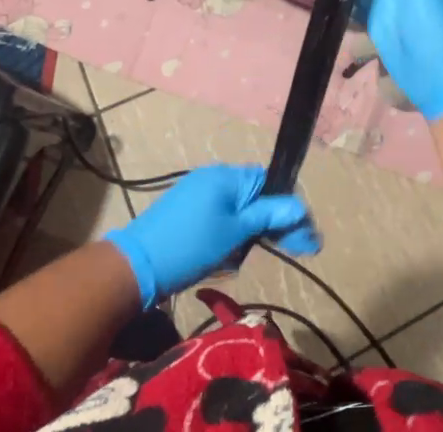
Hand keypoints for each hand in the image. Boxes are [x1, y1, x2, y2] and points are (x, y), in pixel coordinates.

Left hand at [103, 165, 319, 308]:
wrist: (137, 266)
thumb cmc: (190, 246)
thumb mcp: (235, 232)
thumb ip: (269, 216)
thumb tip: (300, 206)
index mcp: (227, 176)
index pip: (269, 183)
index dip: (288, 209)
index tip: (305, 238)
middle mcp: (213, 178)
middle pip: (256, 197)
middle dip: (274, 224)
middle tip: (297, 251)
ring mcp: (198, 194)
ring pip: (239, 211)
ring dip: (250, 233)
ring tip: (247, 258)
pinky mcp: (187, 212)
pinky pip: (221, 219)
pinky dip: (230, 236)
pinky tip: (228, 258)